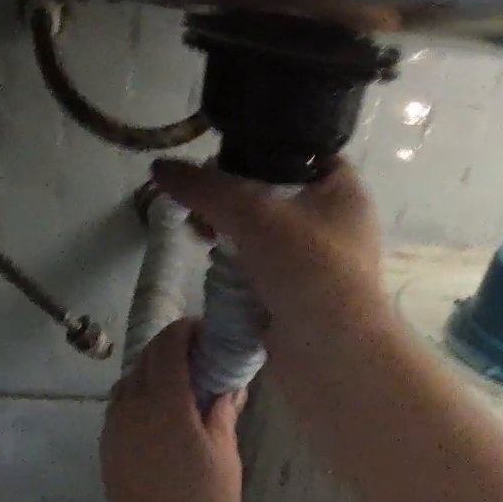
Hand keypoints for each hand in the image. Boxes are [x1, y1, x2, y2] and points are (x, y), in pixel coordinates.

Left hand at [102, 319, 245, 501]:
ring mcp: (114, 430)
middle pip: (145, 360)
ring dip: (152, 371)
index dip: (186, 331)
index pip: (168, 347)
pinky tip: (161, 413)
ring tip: (182, 384)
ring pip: (128, 382)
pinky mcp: (107, 450)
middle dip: (171, 348)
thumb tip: (226, 386)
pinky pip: (120, 407)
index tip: (206, 330)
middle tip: (200, 356)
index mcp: (164, 403)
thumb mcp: (225, 456)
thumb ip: (222, 413)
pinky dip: (139, 396)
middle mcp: (131, 408)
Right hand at [150, 156, 384, 331]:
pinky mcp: (301, 299)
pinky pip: (264, 273)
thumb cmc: (305, 266)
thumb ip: (205, 188)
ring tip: (200, 236)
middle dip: (233, 201)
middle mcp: (336, 224)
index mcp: (342, 190)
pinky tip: (216, 270)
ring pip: (265, 238)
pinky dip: (240, 271)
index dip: (261, 151)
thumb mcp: (252, 213)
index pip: (301, 154)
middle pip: (275, 197)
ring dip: (232, 238)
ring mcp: (320, 265)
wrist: (330, 350)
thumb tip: (159, 168)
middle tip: (199, 207)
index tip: (221, 161)